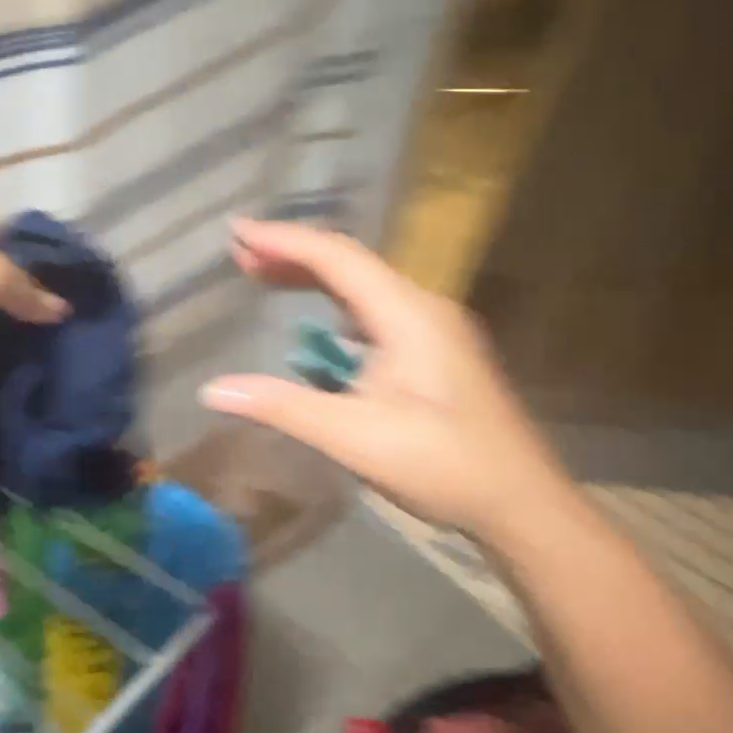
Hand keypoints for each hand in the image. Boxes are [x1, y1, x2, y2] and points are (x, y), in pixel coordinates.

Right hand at [199, 219, 572, 537]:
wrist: (520, 502)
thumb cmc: (442, 464)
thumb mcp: (353, 436)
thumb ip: (282, 406)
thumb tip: (213, 389)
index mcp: (408, 316)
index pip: (337, 258)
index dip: (283, 240)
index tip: (235, 230)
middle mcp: (423, 310)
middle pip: (351, 264)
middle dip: (292, 254)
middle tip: (238, 253)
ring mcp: (434, 331)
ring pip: (364, 287)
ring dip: (312, 278)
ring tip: (263, 276)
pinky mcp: (436, 354)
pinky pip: (375, 311)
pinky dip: (334, 305)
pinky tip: (317, 324)